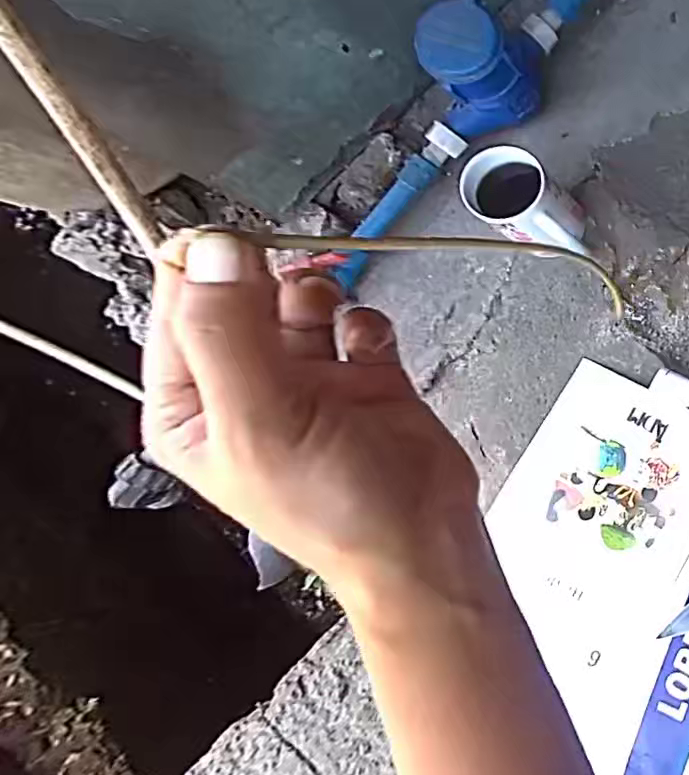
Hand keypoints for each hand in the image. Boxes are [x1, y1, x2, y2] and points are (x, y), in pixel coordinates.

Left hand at [142, 232, 482, 608]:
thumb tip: (216, 253)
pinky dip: (368, 325)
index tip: (234, 240)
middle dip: (270, 283)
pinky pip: (364, 329)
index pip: (180, 313)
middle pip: (248, 301)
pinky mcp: (374, 380)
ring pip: (307, 308)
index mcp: (195, 400)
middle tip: (299, 281)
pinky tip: (372, 342)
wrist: (422, 533)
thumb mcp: (259, 419)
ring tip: (338, 318)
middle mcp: (253, 384)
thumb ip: (230, 333)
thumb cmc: (334, 506)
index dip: (202, 271)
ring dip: (322, 300)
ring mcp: (318, 381)